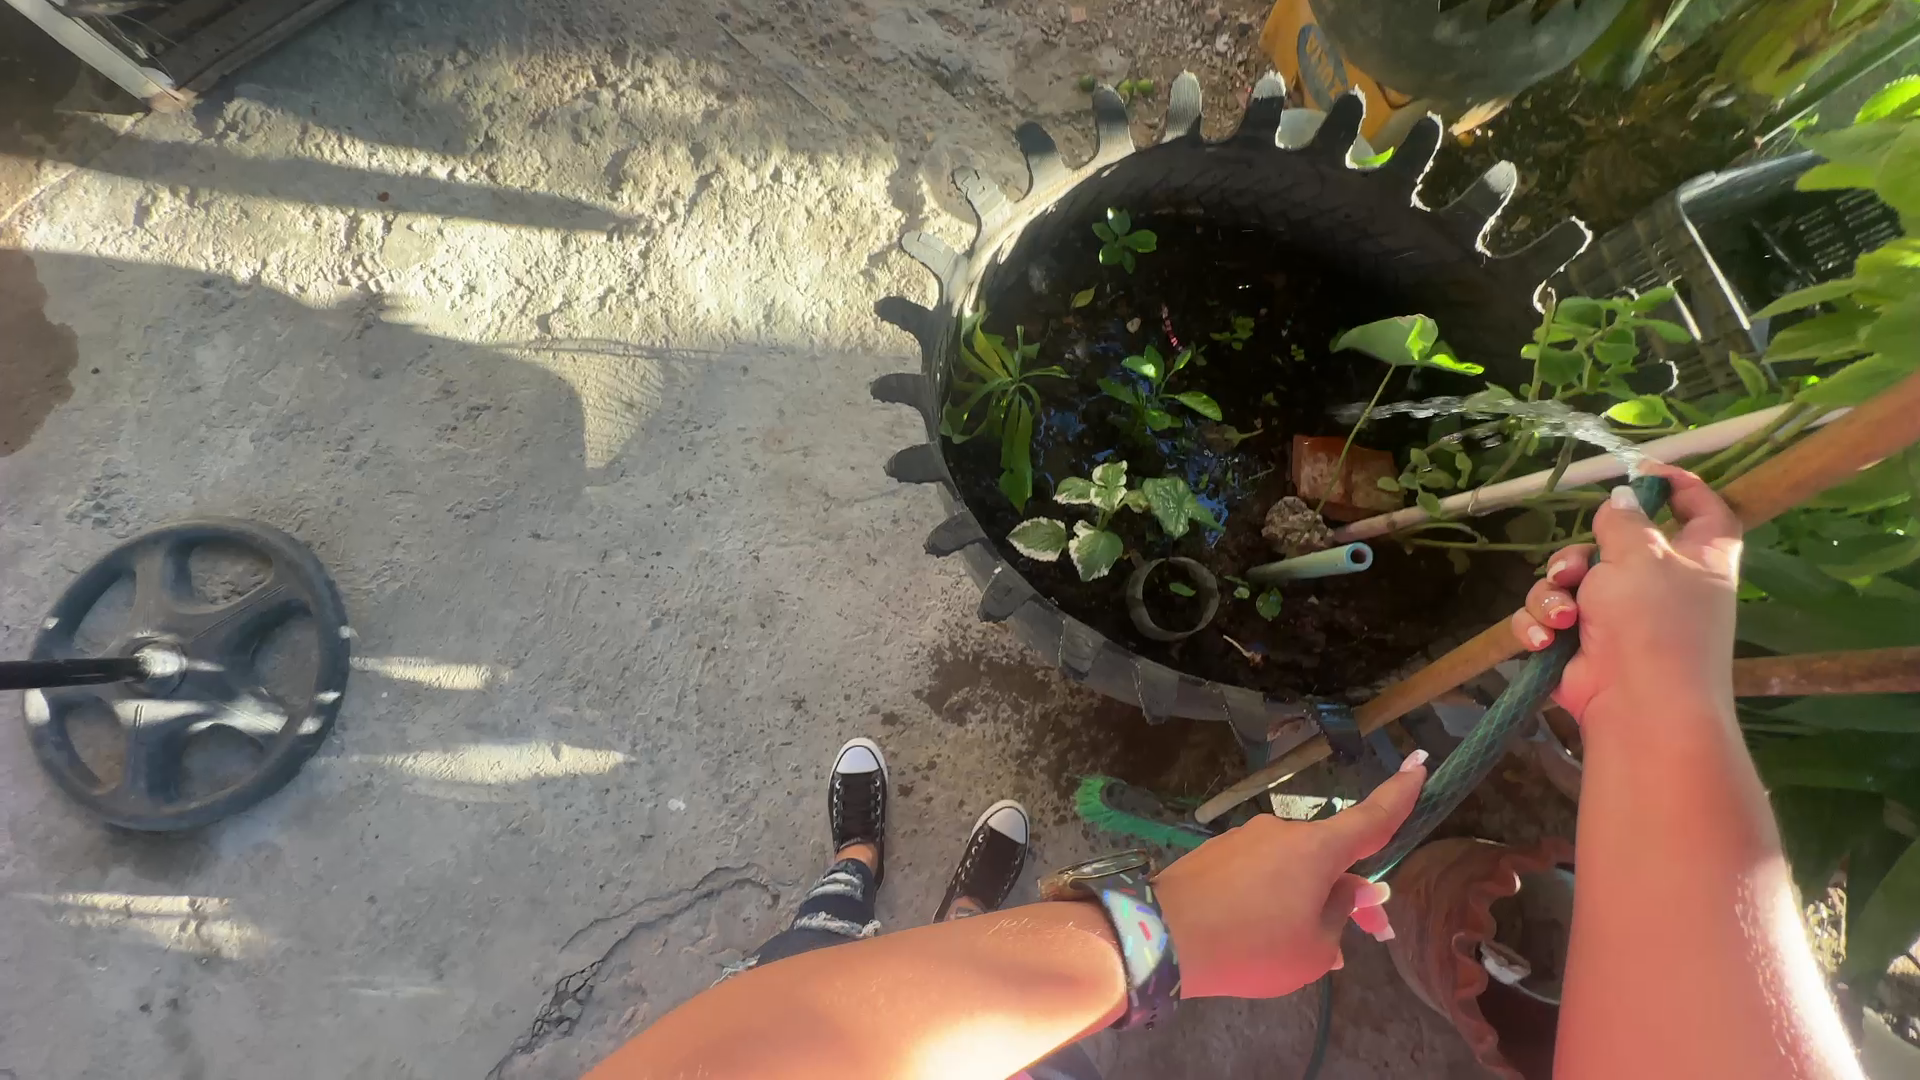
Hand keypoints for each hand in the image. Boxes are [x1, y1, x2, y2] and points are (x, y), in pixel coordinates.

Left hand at [1151, 756, 1425, 998]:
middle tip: (1370, 933)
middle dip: (1351, 890)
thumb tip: (1349, 887)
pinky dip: (1276, 897)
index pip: (1370, 818)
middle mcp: (1281, 831)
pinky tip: (1267, 934)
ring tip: (1306, 947)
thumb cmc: (1252, 945)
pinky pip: (1263, 871)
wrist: (1166, 934)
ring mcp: (1246, 837)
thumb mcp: (1315, 946)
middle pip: (1330, 855)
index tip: (1418, 765)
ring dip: (1309, 898)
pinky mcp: (1220, 850)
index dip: (1399, 795)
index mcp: (1314, 848)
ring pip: (1295, 866)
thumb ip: (1340, 911)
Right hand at [1510, 463, 1741, 725]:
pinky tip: (1545, 641)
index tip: (1644, 471)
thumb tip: (1623, 497)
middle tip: (1572, 573)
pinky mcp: (1577, 640)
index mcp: (1695, 557)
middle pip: (1605, 547)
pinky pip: (1542, 617)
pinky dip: (1538, 626)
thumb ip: (1625, 522)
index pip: (1701, 509)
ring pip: (1561, 583)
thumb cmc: (1654, 622)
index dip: (1679, 487)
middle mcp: (1657, 583)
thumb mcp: (1640, 558)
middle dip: (1574, 558)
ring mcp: (1615, 614)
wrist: (1635, 700)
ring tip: (1561, 620)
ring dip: (1550, 598)